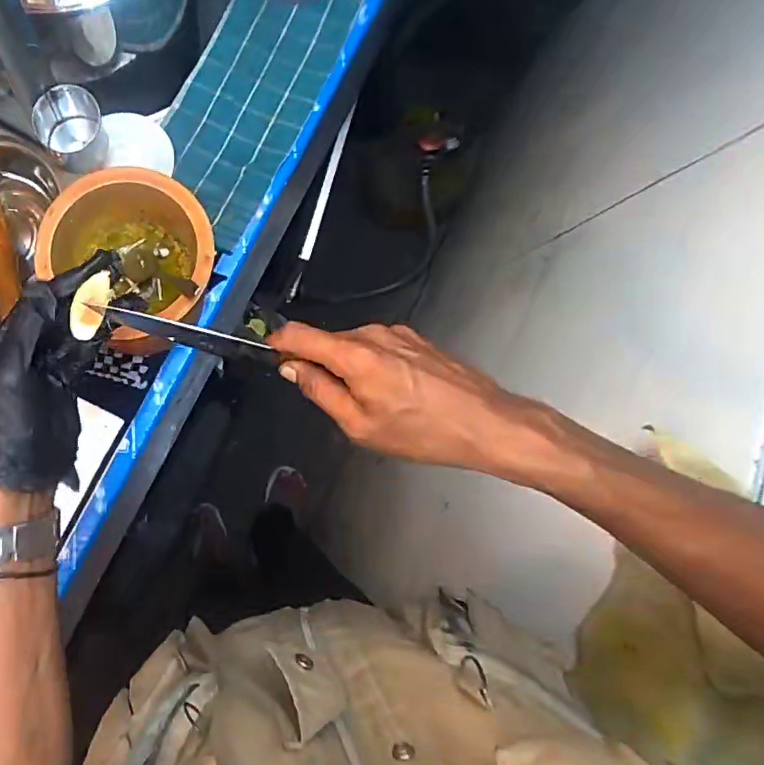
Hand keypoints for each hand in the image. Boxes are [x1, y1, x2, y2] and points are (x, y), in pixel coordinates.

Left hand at [0, 252, 113, 494]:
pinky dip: (99, 336)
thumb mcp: (12, 372)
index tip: (96, 264)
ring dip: (99, 311)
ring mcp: (48, 361)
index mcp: (9, 339)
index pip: (39, 299)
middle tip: (118, 271)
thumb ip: (25, 329)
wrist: (27, 466)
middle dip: (87, 290)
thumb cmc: (14, 419)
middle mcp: (27, 344)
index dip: (67, 279)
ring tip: (130, 296)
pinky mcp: (65, 377)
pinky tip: (118, 323)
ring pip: (75, 327)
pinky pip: (83, 349)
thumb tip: (40, 287)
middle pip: (59, 309)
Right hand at [266, 321, 568, 481]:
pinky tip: (393, 392)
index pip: (296, 333)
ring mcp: (396, 333)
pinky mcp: (414, 338)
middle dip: (315, 363)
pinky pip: (374, 346)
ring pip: (349, 344)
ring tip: (370, 400)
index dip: (276, 342)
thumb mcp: (359, 425)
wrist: (493, 425)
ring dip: (344, 365)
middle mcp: (371, 334)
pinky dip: (369, 363)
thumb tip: (291, 368)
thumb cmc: (424, 431)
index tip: (270, 357)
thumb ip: (319, 391)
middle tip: (331, 399)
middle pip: (323, 340)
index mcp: (353, 354)